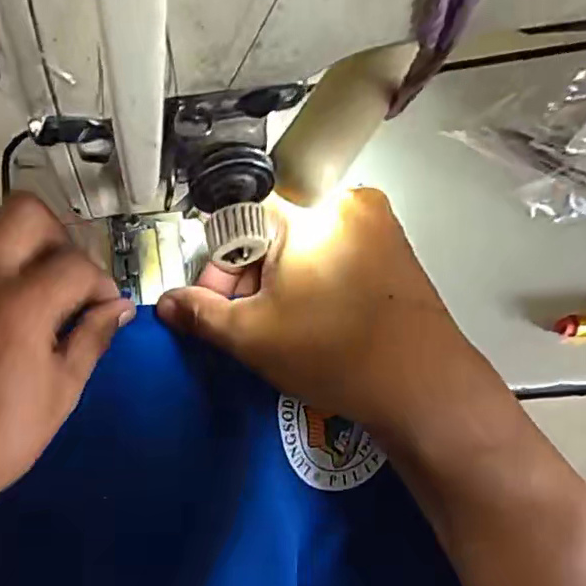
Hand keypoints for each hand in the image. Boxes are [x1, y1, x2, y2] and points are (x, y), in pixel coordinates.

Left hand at [0, 188, 133, 510]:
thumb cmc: (4, 434)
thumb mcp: (63, 391)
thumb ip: (92, 338)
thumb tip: (118, 308)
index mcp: (22, 306)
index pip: (76, 265)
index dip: (99, 284)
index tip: (102, 305)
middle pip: (27, 211)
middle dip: (57, 237)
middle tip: (63, 274)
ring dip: (4, 231)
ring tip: (17, 268)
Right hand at [155, 188, 475, 430]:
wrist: (420, 385)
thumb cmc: (330, 352)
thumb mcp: (250, 336)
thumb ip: (201, 314)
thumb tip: (166, 303)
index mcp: (307, 207)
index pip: (234, 219)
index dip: (216, 267)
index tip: (216, 307)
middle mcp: (345, 201)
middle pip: (268, 231)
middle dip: (245, 279)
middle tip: (242, 326)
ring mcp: (376, 224)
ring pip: (299, 246)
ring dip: (274, 285)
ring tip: (276, 331)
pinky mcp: (392, 251)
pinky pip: (331, 256)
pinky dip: (308, 285)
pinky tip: (308, 324)